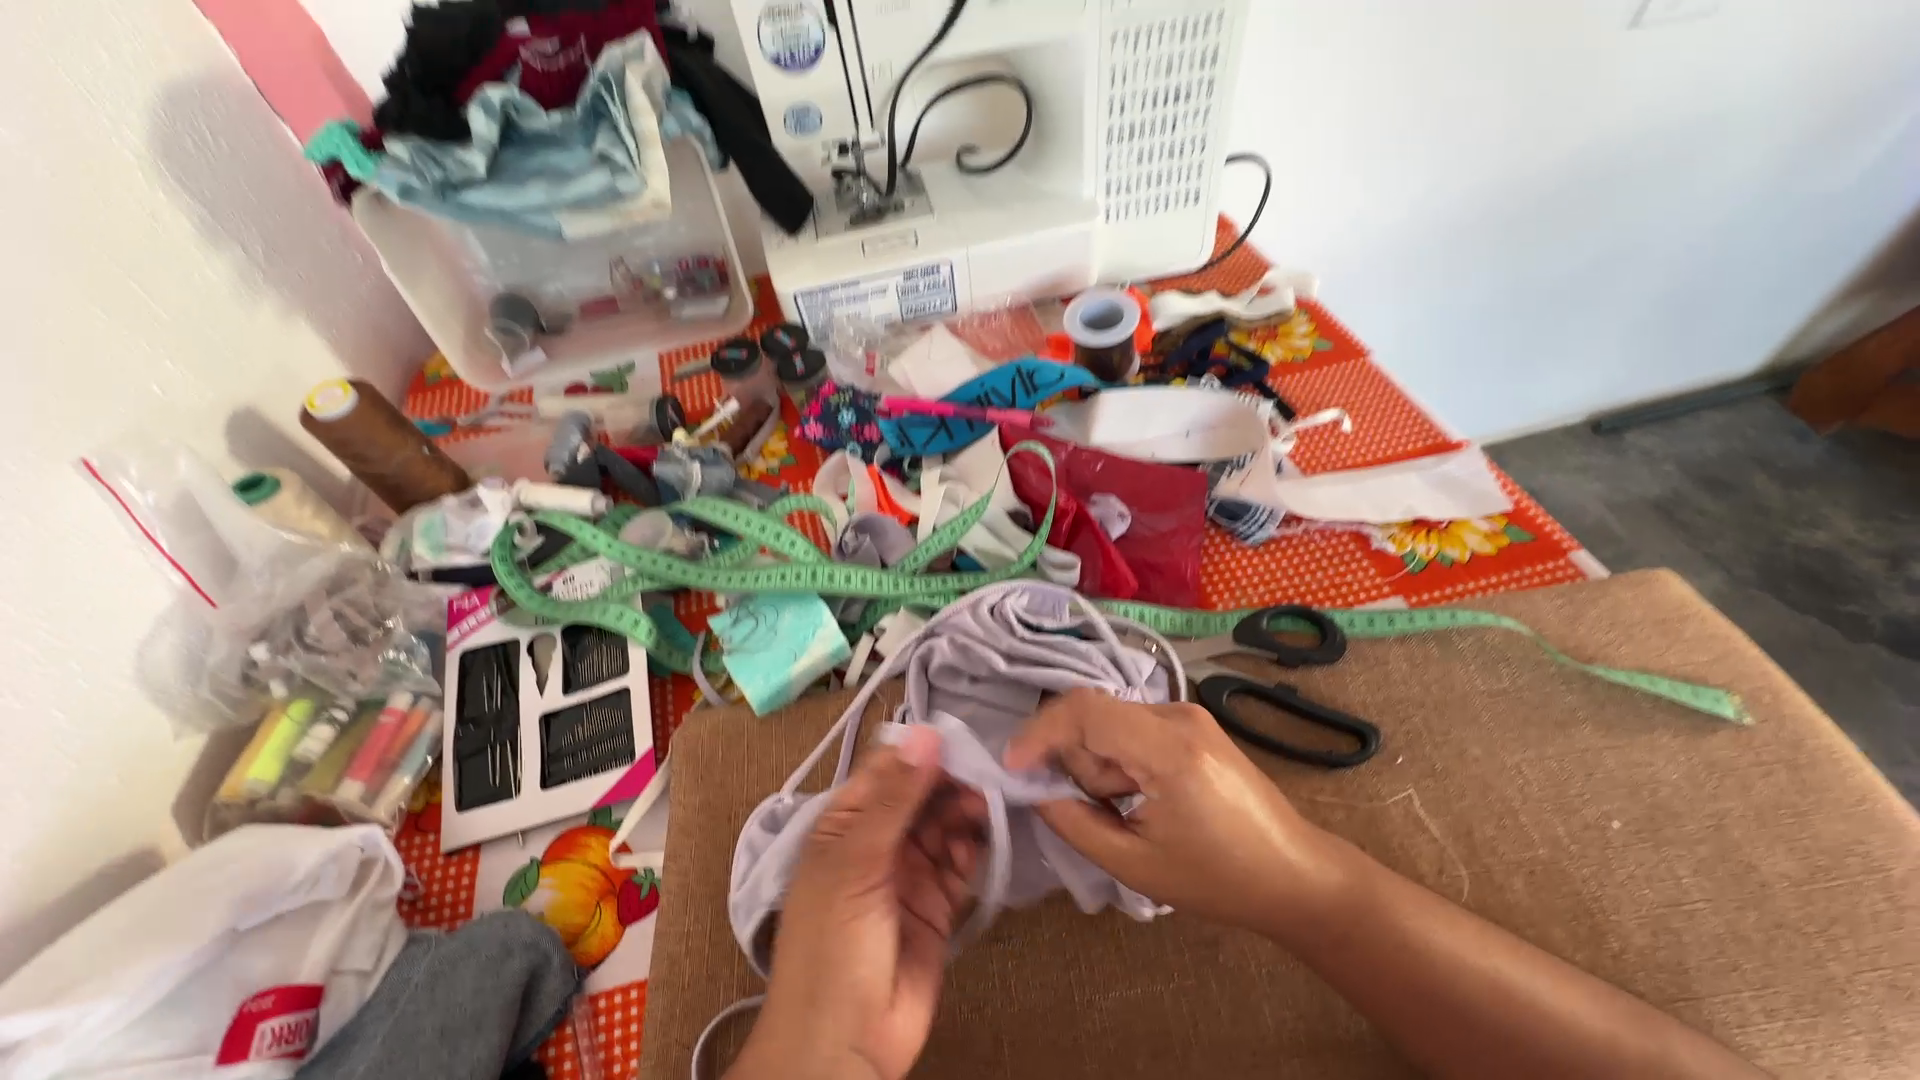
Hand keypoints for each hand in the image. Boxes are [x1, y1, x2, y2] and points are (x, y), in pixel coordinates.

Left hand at [729, 726, 986, 1079]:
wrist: (843, 1042)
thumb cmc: (833, 943)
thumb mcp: (855, 861)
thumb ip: (894, 798)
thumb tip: (926, 733)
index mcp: (842, 825)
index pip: (884, 773)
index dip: (920, 753)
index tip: (961, 736)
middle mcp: (874, 843)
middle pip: (919, 797)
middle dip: (949, 781)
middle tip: (986, 771)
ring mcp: (906, 875)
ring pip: (942, 826)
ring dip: (964, 811)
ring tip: (987, 801)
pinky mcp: (936, 906)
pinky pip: (958, 863)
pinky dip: (972, 846)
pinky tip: (983, 835)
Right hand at [1004, 688, 1337, 931]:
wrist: (1294, 874)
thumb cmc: (1218, 878)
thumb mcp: (1135, 864)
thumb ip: (1074, 822)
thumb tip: (1034, 790)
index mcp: (1170, 749)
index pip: (1086, 711)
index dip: (1040, 733)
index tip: (1014, 769)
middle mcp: (1179, 715)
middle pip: (1094, 716)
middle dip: (1077, 762)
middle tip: (1100, 811)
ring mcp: (1189, 715)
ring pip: (1109, 723)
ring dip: (1101, 765)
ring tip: (1130, 812)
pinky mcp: (1192, 724)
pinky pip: (1131, 729)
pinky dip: (1120, 761)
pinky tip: (1143, 798)